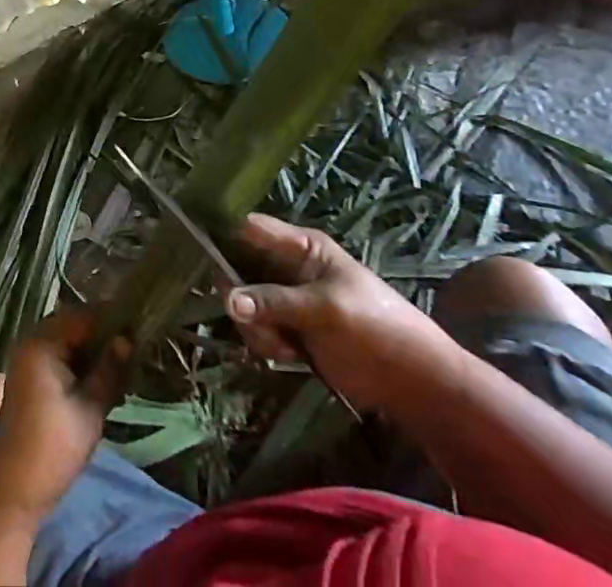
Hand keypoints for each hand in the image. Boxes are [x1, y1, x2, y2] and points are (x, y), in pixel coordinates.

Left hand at [0, 309, 130, 524]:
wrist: (15, 485)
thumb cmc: (54, 446)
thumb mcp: (91, 408)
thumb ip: (109, 370)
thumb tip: (127, 339)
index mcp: (41, 343)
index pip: (81, 315)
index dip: (112, 318)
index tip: (142, 324)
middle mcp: (30, 342)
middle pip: (73, 325)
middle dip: (104, 334)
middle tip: (138, 347)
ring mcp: (27, 359)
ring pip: (67, 341)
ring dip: (94, 350)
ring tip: (127, 365)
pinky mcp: (29, 376)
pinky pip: (59, 356)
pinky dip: (81, 363)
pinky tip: (106, 378)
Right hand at [226, 213, 460, 409]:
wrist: (416, 384)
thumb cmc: (378, 330)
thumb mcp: (326, 310)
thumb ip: (274, 302)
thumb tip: (227, 301)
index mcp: (301, 247)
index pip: (247, 227)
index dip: (220, 233)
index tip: (194, 252)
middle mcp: (286, 265)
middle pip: (234, 266)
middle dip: (238, 297)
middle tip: (253, 320)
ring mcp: (284, 295)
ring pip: (240, 301)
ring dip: (254, 326)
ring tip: (284, 346)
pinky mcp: (285, 324)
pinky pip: (253, 325)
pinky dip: (264, 342)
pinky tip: (289, 355)